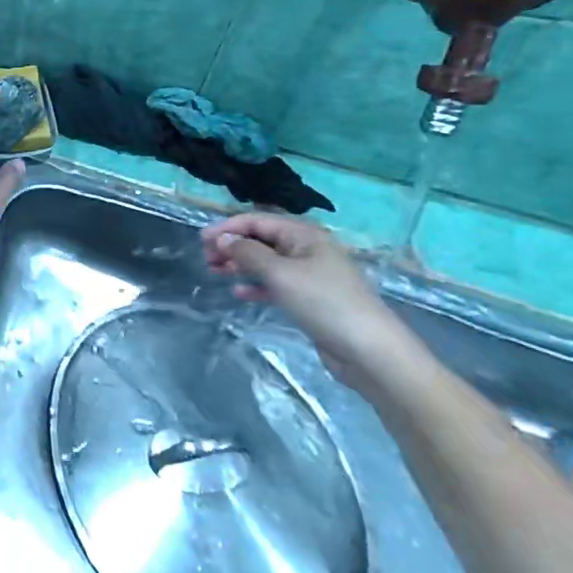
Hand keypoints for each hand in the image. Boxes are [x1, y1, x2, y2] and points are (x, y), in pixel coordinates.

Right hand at [200, 213, 418, 388]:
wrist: (371, 352)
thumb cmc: (324, 302)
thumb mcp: (279, 273)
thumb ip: (247, 253)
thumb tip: (223, 239)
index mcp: (304, 235)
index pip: (257, 220)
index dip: (227, 227)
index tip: (201, 240)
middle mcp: (307, 249)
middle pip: (261, 239)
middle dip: (232, 246)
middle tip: (206, 258)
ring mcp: (311, 274)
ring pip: (266, 262)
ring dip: (240, 264)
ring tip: (215, 272)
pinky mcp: (311, 299)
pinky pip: (276, 284)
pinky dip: (256, 285)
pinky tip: (239, 293)